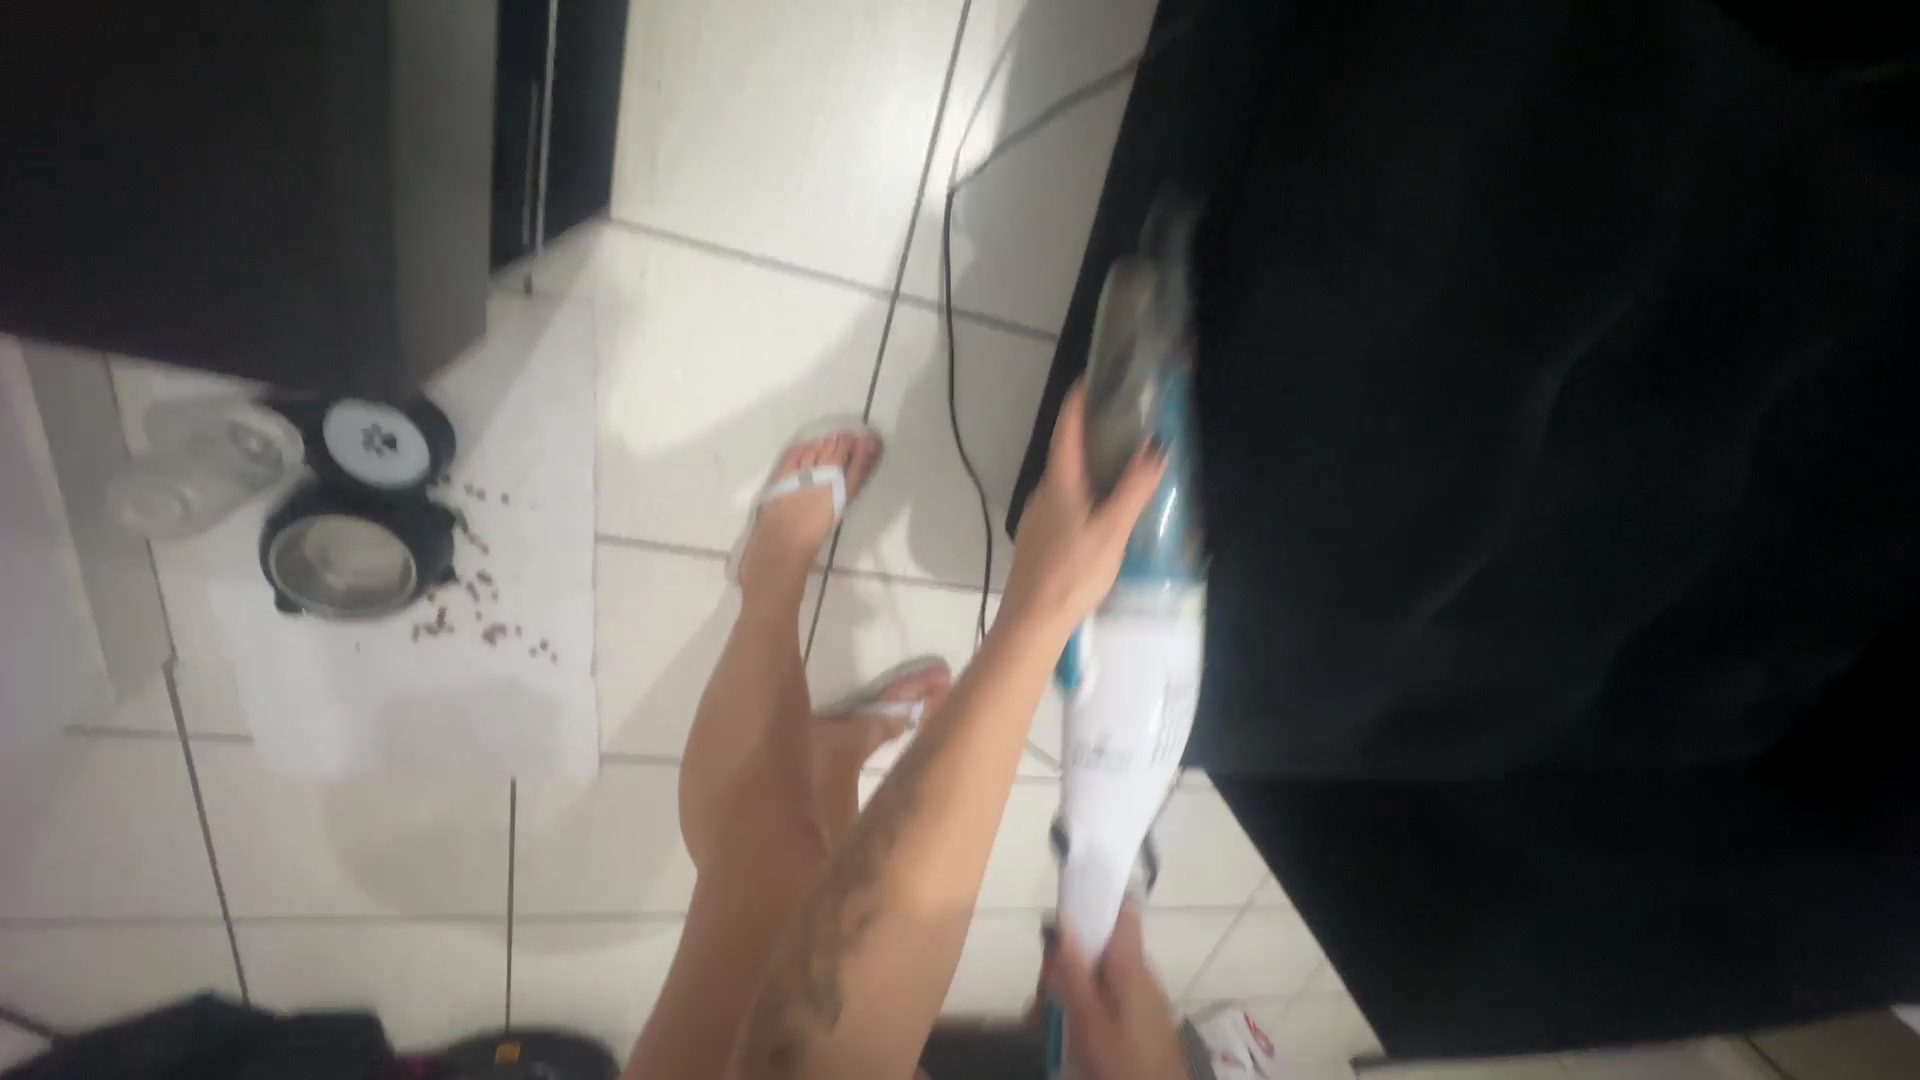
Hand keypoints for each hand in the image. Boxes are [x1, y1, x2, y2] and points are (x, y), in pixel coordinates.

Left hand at [1002, 379, 1166, 640]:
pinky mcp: (1035, 542)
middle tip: (1120, 428)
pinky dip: (1079, 497)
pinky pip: (1060, 507)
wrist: (1033, 620)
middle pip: (1065, 456)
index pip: (1067, 430)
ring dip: (1085, 471)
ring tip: (1116, 470)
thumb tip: (1156, 447)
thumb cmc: (1074, 571)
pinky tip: (1097, 515)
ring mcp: (1035, 519)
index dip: (1078, 403)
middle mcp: (1042, 494)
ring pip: (1063, 484)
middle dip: (1089, 439)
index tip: (1089, 381)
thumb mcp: (1112, 530)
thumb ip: (1133, 489)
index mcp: (1060, 482)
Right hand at [1047, 903, 1190, 1079]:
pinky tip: (1068, 1036)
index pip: (1122, 909)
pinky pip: (1108, 1000)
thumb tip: (1063, 919)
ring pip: (1098, 977)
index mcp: (1132, 964)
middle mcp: (1141, 974)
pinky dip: (1086, 1010)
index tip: (1066, 907)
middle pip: (1098, 948)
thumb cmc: (1125, 1065)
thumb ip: (1072, 972)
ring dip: (1070, 993)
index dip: (1096, 897)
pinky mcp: (1142, 1021)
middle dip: (1065, 965)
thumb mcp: (1088, 1022)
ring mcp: (1143, 999)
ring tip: (1047, 1025)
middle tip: (1042, 996)